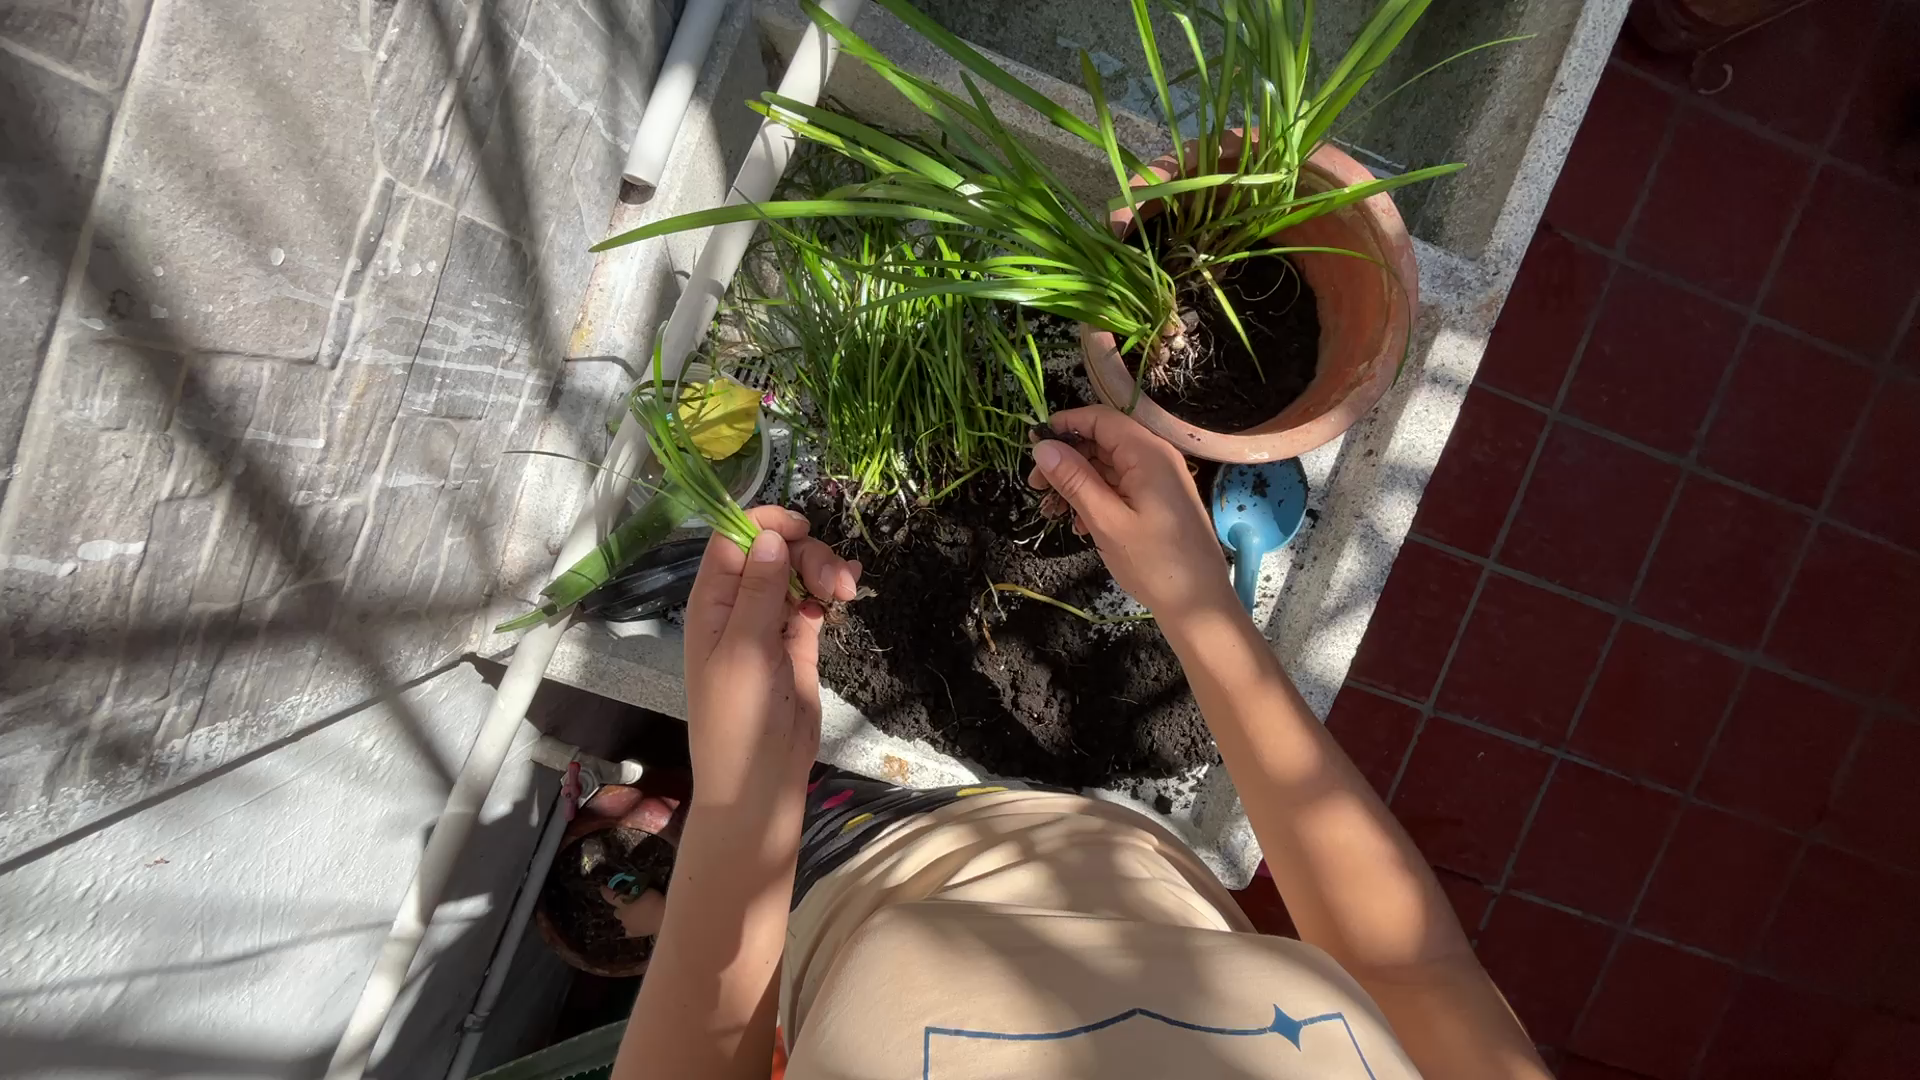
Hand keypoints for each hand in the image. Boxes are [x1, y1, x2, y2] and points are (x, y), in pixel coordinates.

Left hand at [682, 506, 860, 817]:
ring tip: (848, 593)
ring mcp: (771, 622)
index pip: (733, 539)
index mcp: (713, 602)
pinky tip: (848, 590)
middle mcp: (740, 605)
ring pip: (798, 573)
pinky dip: (831, 589)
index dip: (766, 524)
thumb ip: (759, 591)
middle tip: (836, 583)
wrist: (762, 777)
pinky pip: (814, 600)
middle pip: (775, 552)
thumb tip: (770, 535)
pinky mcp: (798, 640)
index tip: (803, 529)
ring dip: (825, 572)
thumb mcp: (745, 649)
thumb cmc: (740, 716)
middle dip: (808, 555)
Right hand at [1028, 405, 1233, 619]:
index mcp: (1147, 453)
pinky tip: (1079, 524)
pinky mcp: (1157, 500)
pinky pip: (1119, 486)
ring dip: (1076, 483)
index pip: (1100, 419)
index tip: (1032, 446)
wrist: (1198, 602)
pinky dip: (1094, 497)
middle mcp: (1155, 458)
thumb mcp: (1106, 520)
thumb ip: (1074, 480)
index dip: (1064, 425)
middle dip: (1066, 460)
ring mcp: (1158, 480)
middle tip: (1035, 488)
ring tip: (1052, 512)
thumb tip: (1043, 447)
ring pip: (1107, 466)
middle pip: (1101, 441)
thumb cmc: (1154, 561)